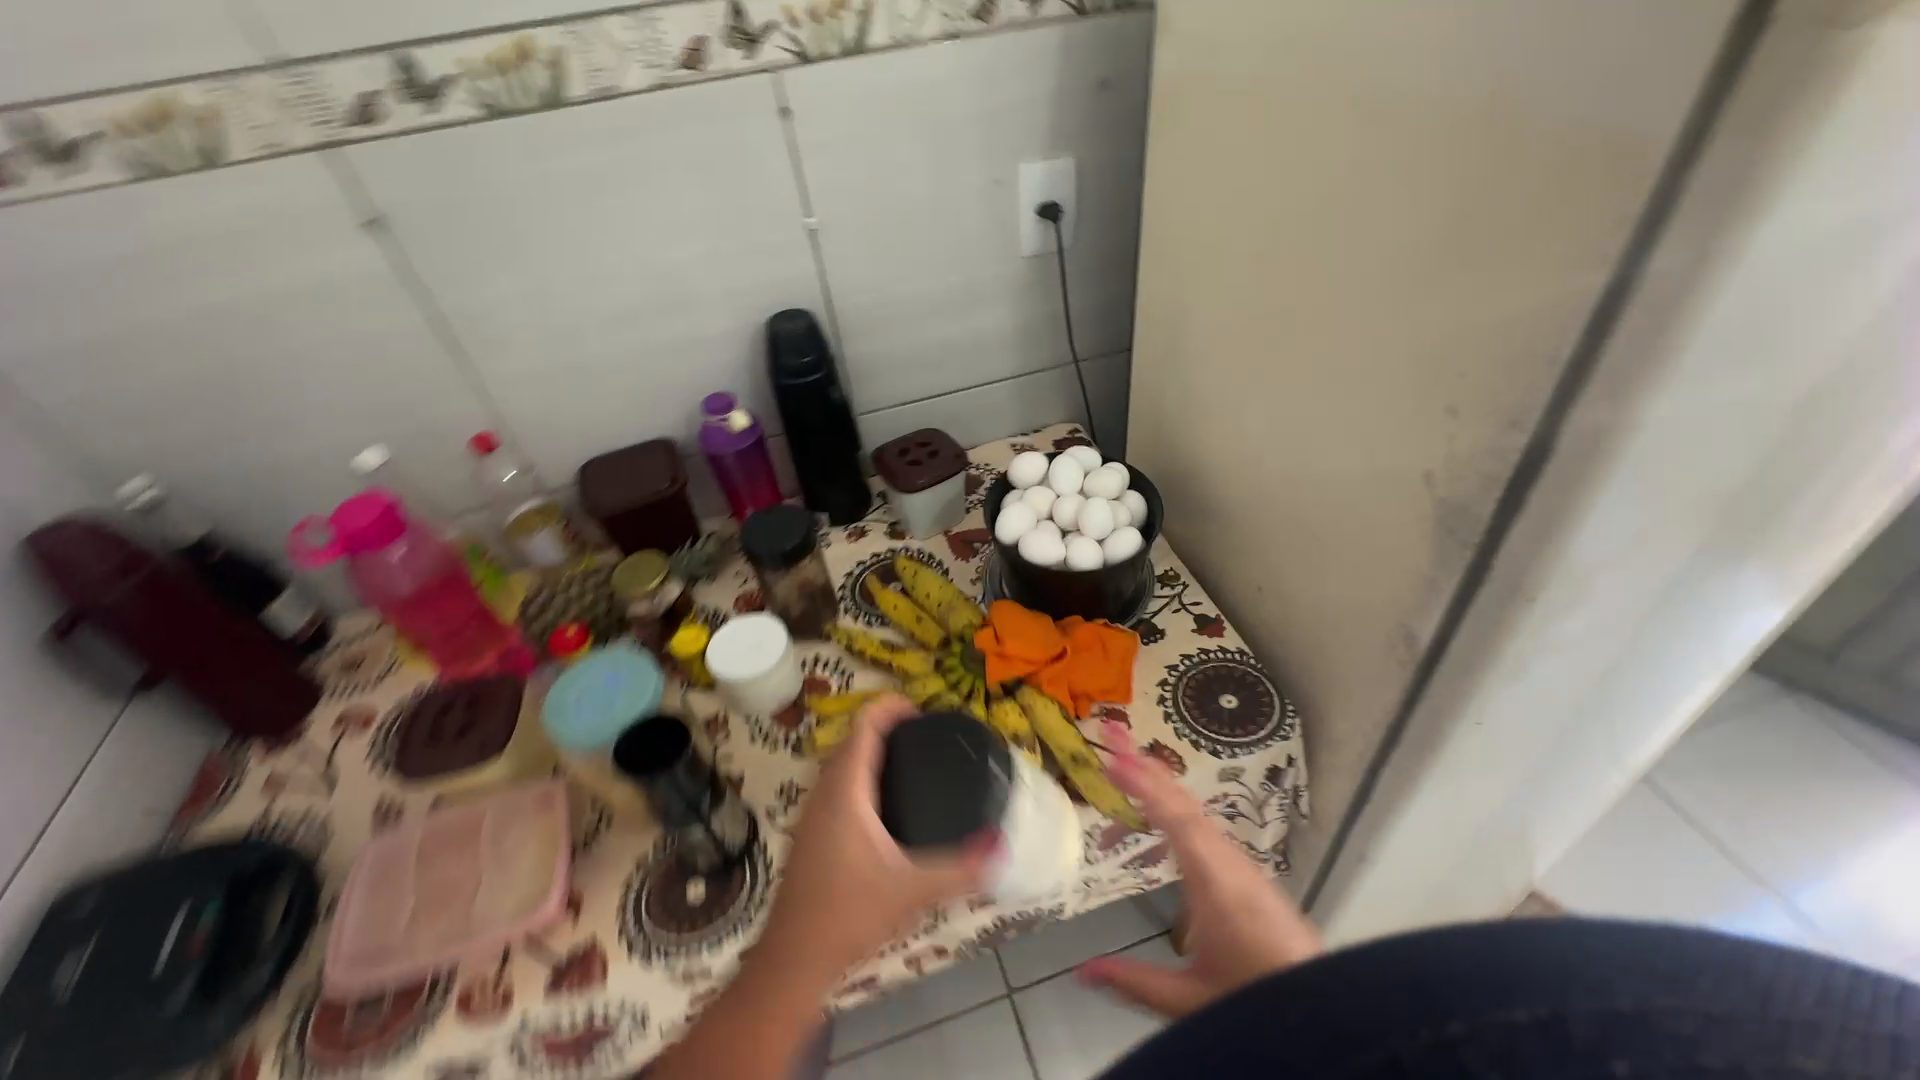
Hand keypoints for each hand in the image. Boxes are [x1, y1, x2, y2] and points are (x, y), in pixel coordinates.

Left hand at [751, 694, 999, 990]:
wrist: (794, 958)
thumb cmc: (848, 913)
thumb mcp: (912, 889)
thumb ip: (960, 868)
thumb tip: (1002, 846)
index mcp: (845, 792)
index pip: (863, 728)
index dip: (889, 708)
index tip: (922, 710)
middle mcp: (823, 794)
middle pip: (851, 742)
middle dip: (885, 728)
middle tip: (927, 736)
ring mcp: (812, 815)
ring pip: (841, 766)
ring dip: (870, 753)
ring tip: (911, 762)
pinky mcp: (811, 836)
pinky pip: (837, 787)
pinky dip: (861, 778)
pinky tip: (885, 805)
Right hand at [1076, 723, 1322, 1017]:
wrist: (1325, 1013)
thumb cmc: (1256, 1002)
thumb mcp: (1189, 999)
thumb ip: (1133, 980)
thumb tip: (1080, 971)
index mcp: (1216, 883)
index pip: (1176, 820)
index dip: (1143, 785)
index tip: (1112, 757)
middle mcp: (1231, 864)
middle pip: (1185, 803)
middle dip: (1146, 765)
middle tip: (1111, 732)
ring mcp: (1243, 867)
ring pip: (1196, 813)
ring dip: (1159, 785)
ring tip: (1124, 763)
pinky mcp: (1248, 878)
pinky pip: (1206, 829)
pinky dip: (1175, 809)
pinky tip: (1158, 818)